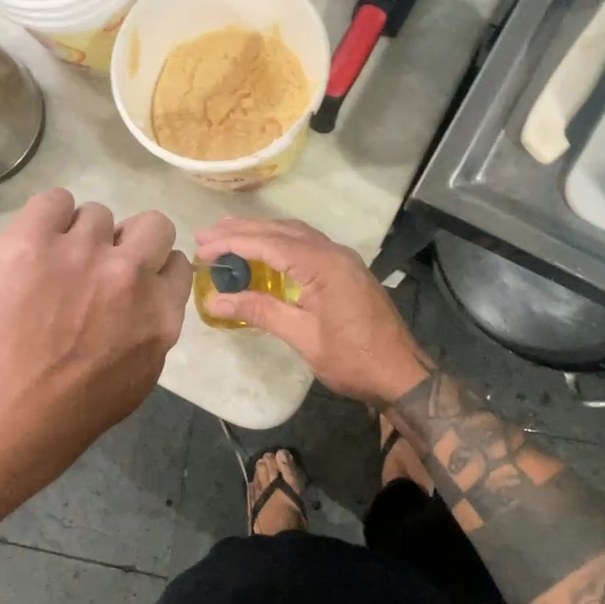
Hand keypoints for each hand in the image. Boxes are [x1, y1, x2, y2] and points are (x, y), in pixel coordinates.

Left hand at [0, 190, 193, 471]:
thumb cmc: (64, 416)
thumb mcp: (133, 382)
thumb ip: (146, 332)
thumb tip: (140, 303)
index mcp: (159, 316)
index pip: (176, 264)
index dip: (152, 267)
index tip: (129, 279)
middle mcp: (130, 275)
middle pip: (152, 225)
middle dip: (129, 241)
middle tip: (96, 265)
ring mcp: (82, 252)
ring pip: (97, 214)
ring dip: (79, 236)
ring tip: (49, 266)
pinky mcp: (33, 239)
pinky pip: (54, 200)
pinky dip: (47, 218)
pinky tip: (31, 245)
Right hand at [195, 218, 429, 406]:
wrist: (401, 373)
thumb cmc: (352, 359)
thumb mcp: (302, 337)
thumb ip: (259, 311)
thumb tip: (215, 300)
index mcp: (323, 264)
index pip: (269, 243)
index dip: (233, 243)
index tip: (203, 249)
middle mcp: (334, 252)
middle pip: (281, 231)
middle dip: (242, 230)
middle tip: (206, 235)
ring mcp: (343, 259)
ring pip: (295, 234)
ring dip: (261, 232)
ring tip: (227, 235)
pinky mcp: (346, 270)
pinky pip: (307, 244)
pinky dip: (280, 242)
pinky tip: (264, 251)